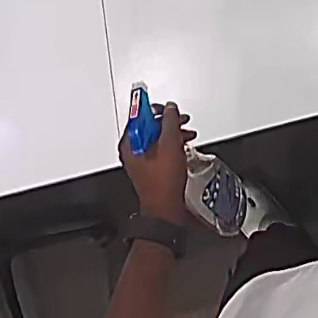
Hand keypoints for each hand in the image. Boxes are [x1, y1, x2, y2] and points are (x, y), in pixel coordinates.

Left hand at [120, 101, 194, 224]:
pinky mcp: (152, 168)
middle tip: (180, 119)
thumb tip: (170, 108)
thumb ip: (170, 122)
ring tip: (187, 132)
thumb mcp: (170, 146)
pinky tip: (184, 145)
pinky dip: (173, 144)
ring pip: (157, 137)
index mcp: (131, 144)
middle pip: (149, 126)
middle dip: (167, 121)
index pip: (138, 116)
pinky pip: (161, 148)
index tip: (166, 106)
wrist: (167, 211)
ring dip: (173, 132)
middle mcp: (133, 151)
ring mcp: (142, 160)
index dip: (154, 108)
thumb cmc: (163, 185)